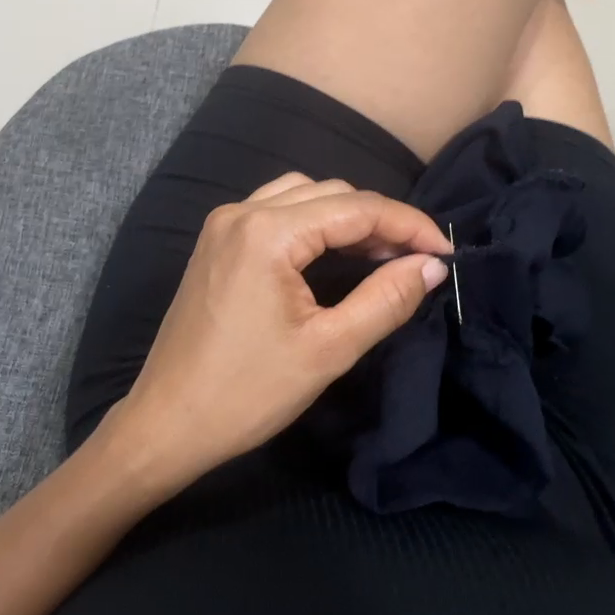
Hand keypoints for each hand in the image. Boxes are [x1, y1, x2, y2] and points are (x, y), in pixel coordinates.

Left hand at [103, 173, 451, 486]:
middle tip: (417, 260)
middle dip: (380, 219)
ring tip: (381, 255)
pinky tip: (333, 254)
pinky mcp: (215, 243)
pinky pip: (274, 212)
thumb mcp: (328, 349)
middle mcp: (241, 213)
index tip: (446, 253)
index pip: (355, 207)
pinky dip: (312, 223)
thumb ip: (385, 299)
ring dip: (346, 217)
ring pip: (301, 195)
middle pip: (329, 193)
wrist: (168, 421)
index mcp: (267, 233)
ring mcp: (222, 225)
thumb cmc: (247, 392)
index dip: (408, 225)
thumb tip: (432, 266)